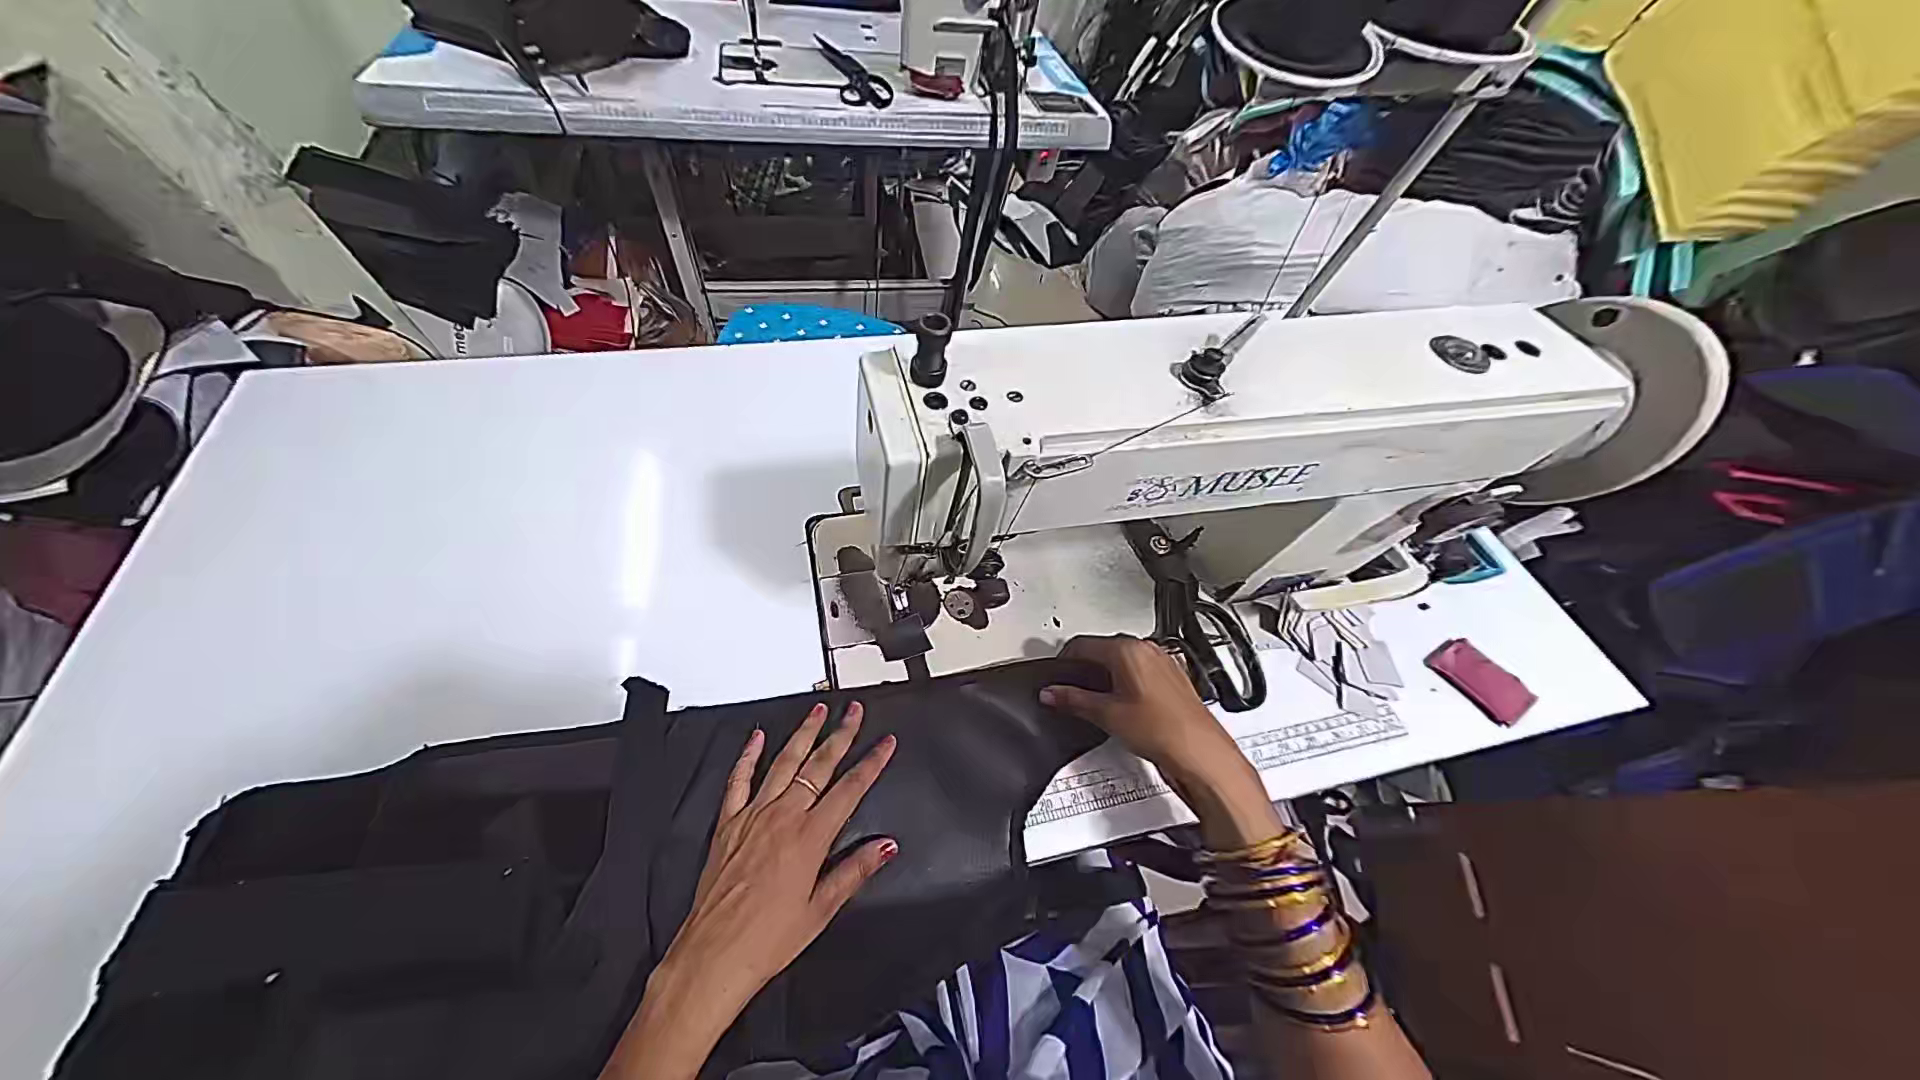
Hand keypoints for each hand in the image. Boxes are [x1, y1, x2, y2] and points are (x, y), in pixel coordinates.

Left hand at [600, 703, 896, 1079]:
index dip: (872, 762)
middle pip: (820, 764)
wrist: (712, 957)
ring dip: (804, 733)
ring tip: (818, 711)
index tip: (885, 744)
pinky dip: (749, 756)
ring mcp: (753, 817)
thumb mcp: (822, 910)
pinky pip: (739, 780)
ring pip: (785, 762)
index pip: (850, 788)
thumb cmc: (765, 941)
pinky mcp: (728, 824)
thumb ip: (856, 871)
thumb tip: (885, 847)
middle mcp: (783, 818)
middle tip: (855, 713)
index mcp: (810, 838)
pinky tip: (757, 739)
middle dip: (842, 734)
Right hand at [1041, 635, 1280, 847]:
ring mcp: (1163, 661)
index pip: (1082, 644)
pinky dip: (1126, 682)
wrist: (1201, 753)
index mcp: (1128, 649)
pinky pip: (1140, 671)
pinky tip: (1123, 706)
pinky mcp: (1172, 677)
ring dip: (1106, 675)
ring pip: (1122, 660)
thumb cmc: (1165, 730)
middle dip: (1085, 668)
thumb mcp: (1107, 715)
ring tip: (1096, 701)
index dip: (1065, 660)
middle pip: (1103, 649)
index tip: (1057, 675)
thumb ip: (1073, 700)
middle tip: (1070, 688)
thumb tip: (1052, 693)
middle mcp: (1147, 649)